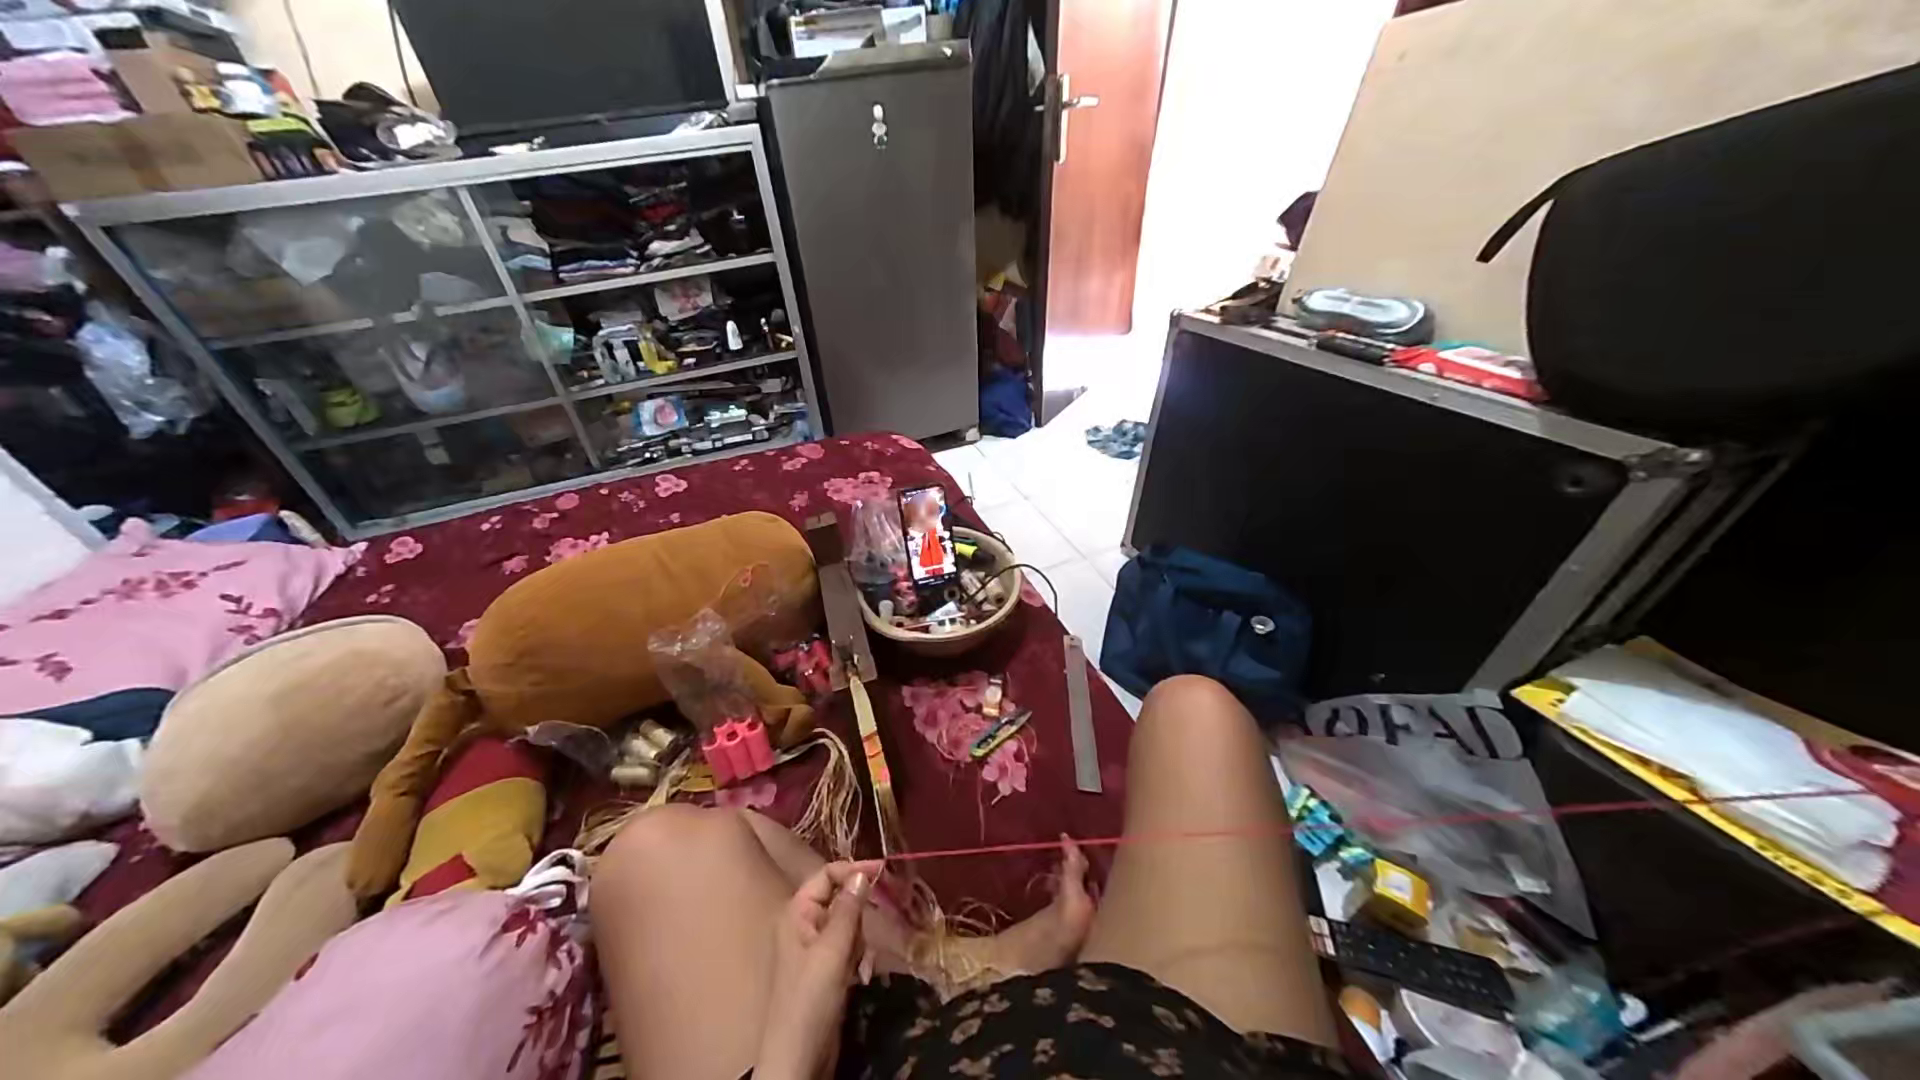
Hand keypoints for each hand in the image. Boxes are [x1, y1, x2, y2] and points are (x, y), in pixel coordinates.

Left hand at [756, 860, 881, 1079]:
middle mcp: (803, 924)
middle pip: (839, 897)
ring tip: (857, 963)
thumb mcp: (833, 950)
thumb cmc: (810, 1000)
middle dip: (858, 912)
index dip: (854, 869)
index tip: (885, 871)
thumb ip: (849, 909)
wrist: (799, 1060)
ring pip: (848, 923)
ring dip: (859, 938)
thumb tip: (863, 872)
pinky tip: (859, 975)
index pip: (827, 874)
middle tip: (866, 933)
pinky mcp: (826, 969)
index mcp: (796, 912)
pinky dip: (858, 956)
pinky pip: (849, 947)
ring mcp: (814, 948)